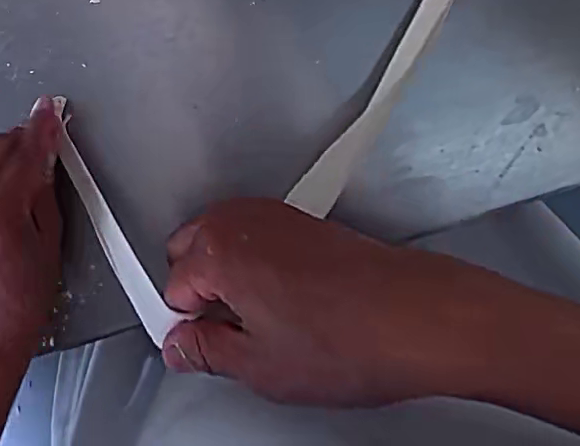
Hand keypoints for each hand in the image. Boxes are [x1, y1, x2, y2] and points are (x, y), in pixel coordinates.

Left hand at [0, 97, 62, 357]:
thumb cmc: (28, 291)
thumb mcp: (50, 237)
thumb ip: (45, 189)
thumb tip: (46, 153)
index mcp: (0, 214)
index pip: (23, 156)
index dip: (40, 129)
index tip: (50, 107)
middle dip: (26, 136)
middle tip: (48, 138)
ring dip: (8, 143)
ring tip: (30, 154)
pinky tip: (10, 166)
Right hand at [160, 198, 528, 406]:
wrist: (409, 312)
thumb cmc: (347, 336)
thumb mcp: (261, 368)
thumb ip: (205, 353)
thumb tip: (182, 346)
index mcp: (216, 252)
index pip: (170, 286)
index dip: (185, 323)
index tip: (201, 344)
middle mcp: (235, 219)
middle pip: (185, 249)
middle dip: (196, 288)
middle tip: (231, 333)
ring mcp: (263, 212)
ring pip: (215, 237)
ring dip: (222, 270)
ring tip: (264, 316)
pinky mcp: (289, 213)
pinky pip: (247, 231)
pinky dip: (250, 256)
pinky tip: (285, 296)